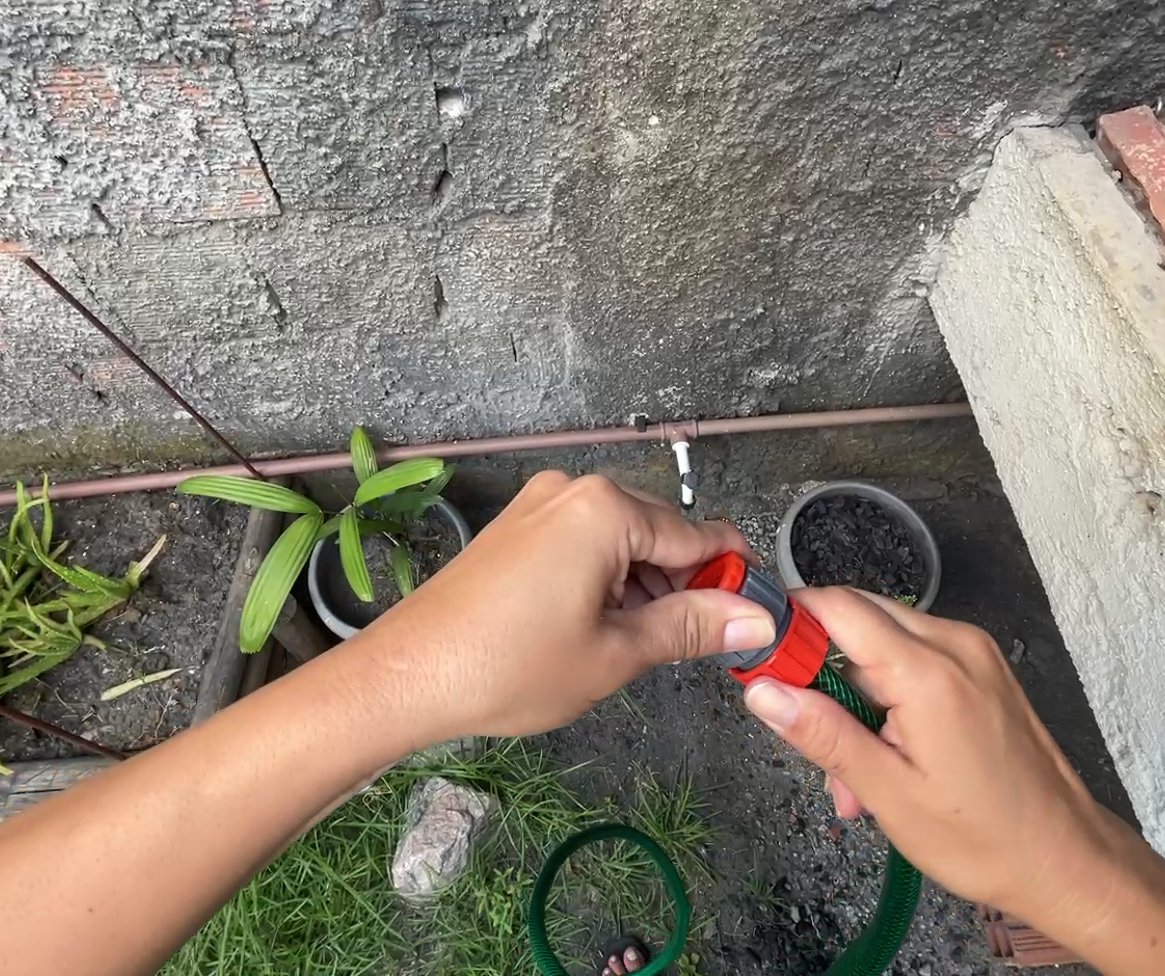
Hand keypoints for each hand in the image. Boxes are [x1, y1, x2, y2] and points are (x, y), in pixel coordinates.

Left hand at [352, 472, 773, 741]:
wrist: (408, 675)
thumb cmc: (512, 665)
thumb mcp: (616, 653)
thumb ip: (691, 627)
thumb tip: (756, 618)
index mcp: (605, 508)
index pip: (696, 534)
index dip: (731, 575)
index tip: (754, 610)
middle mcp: (575, 489)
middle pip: (658, 531)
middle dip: (681, 583)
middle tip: (688, 643)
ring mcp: (541, 502)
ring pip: (621, 539)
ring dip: (642, 584)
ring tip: (633, 642)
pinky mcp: (520, 524)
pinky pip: (584, 541)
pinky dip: (605, 577)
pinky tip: (597, 622)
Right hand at [740, 588, 1117, 925]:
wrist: (1072, 862)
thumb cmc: (983, 838)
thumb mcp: (889, 793)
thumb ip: (821, 732)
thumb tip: (759, 690)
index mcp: (928, 671)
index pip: (837, 606)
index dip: (791, 620)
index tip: (763, 656)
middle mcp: (952, 641)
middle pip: (856, 615)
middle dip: (821, 663)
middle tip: (809, 724)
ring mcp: (971, 649)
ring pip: (880, 638)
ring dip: (853, 687)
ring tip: (855, 763)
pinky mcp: (979, 662)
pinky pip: (912, 653)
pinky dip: (886, 690)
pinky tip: (887, 745)